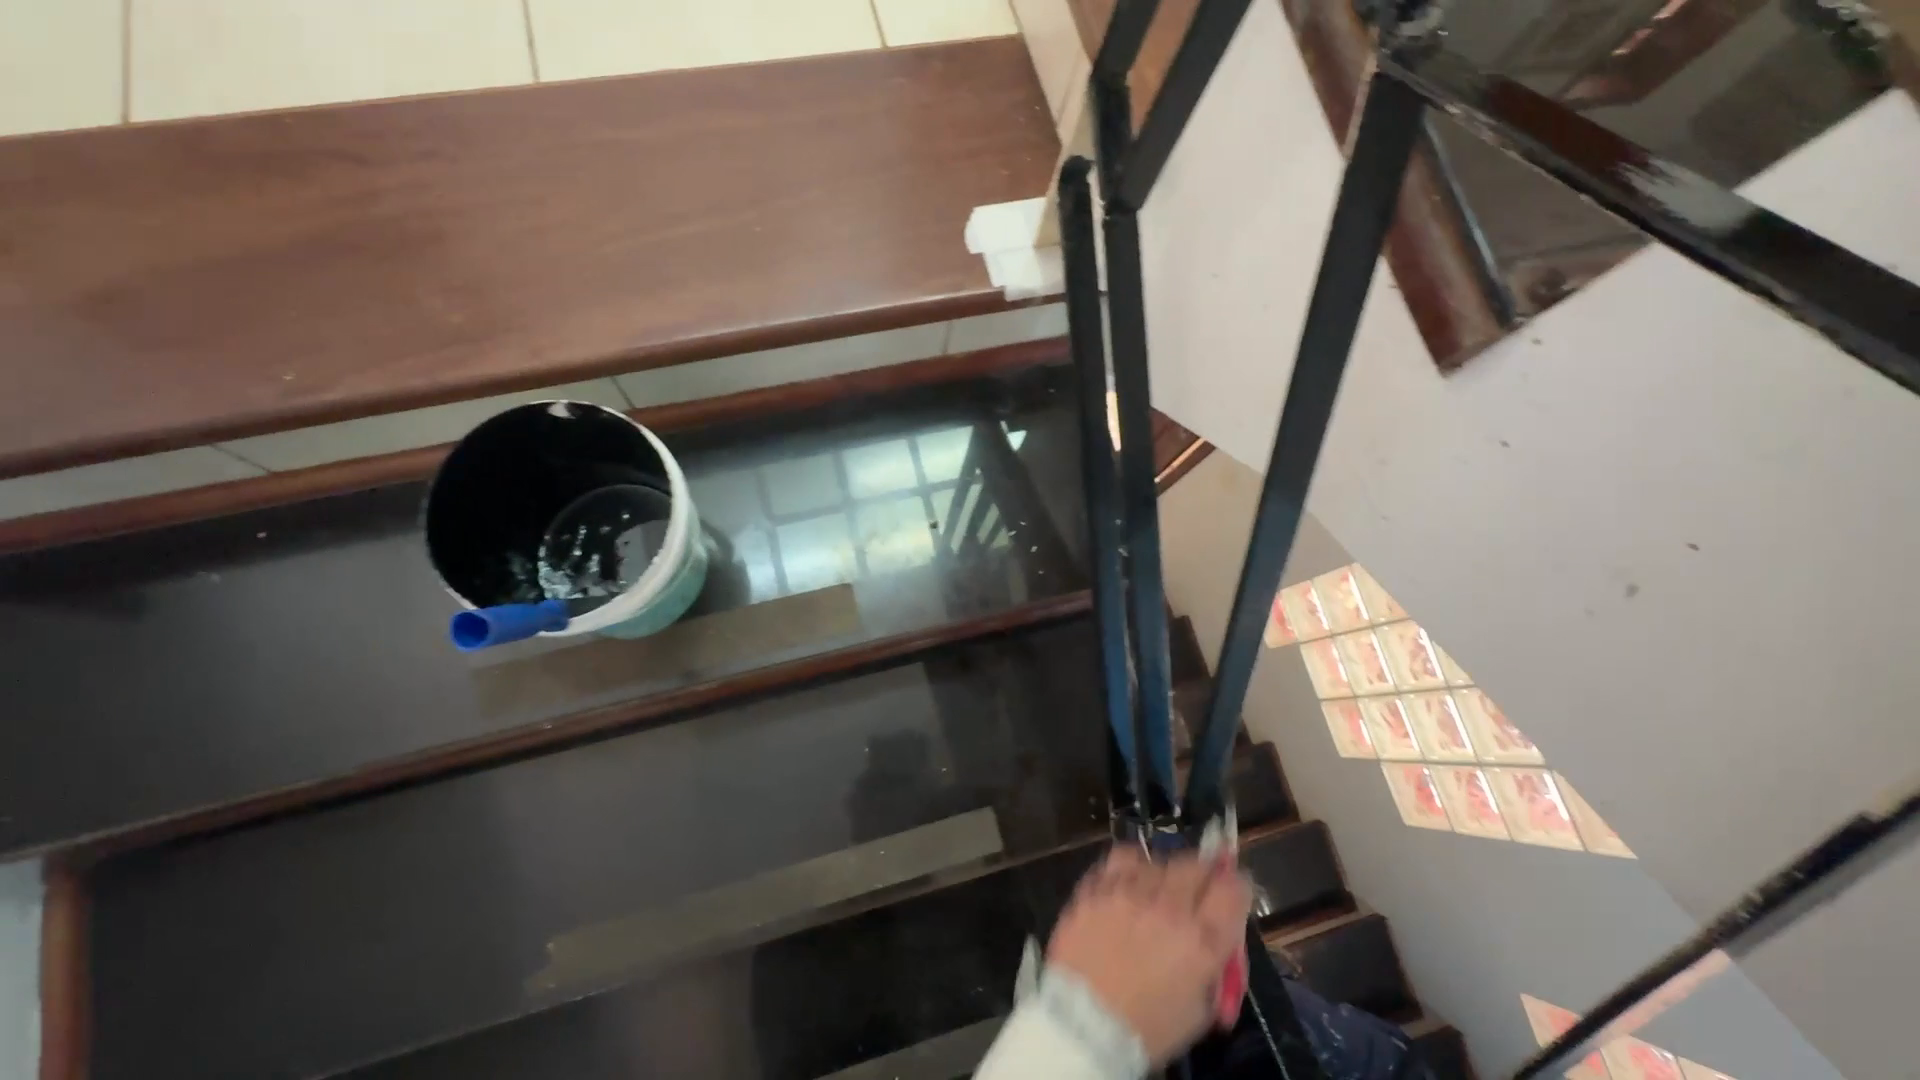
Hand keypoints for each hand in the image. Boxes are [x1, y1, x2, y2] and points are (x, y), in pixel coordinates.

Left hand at [1045, 846, 1251, 1065]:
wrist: (1082, 1025)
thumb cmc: (1146, 1028)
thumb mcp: (1199, 1009)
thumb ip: (1212, 966)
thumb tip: (1216, 941)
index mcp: (1202, 940)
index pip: (1234, 889)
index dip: (1236, 887)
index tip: (1231, 892)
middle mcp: (1170, 907)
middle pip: (1198, 865)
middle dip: (1204, 874)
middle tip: (1198, 889)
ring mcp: (1130, 892)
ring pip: (1159, 860)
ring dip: (1166, 873)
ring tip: (1159, 889)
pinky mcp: (1098, 888)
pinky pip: (1121, 858)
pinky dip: (1131, 865)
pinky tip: (1128, 881)